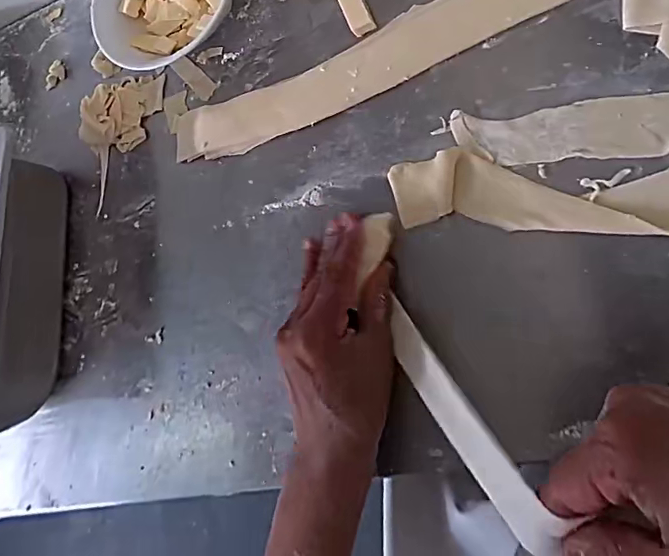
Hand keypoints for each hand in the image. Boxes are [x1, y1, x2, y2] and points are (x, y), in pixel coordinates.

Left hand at [275, 213, 395, 466]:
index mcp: (317, 330)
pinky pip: (303, 301)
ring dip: (324, 259)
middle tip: (346, 218)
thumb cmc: (359, 407)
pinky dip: (312, 279)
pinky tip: (312, 259)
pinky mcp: (288, 342)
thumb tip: (380, 270)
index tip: (358, 223)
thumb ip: (375, 305)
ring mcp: (288, 334)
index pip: (337, 277)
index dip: (350, 247)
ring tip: (332, 230)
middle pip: (320, 278)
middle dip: (336, 246)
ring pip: (309, 288)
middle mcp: (295, 327)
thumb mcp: (377, 352)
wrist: (330, 449)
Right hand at [541, 385, 668, 554]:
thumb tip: (575, 550)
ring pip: (617, 460)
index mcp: (620, 438)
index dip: (559, 528)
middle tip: (650, 551)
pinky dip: (657, 479)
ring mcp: (659, 402)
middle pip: (587, 470)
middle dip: (606, 514)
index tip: (562, 550)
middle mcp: (632, 406)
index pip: (556, 486)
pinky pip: (646, 445)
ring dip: (634, 498)